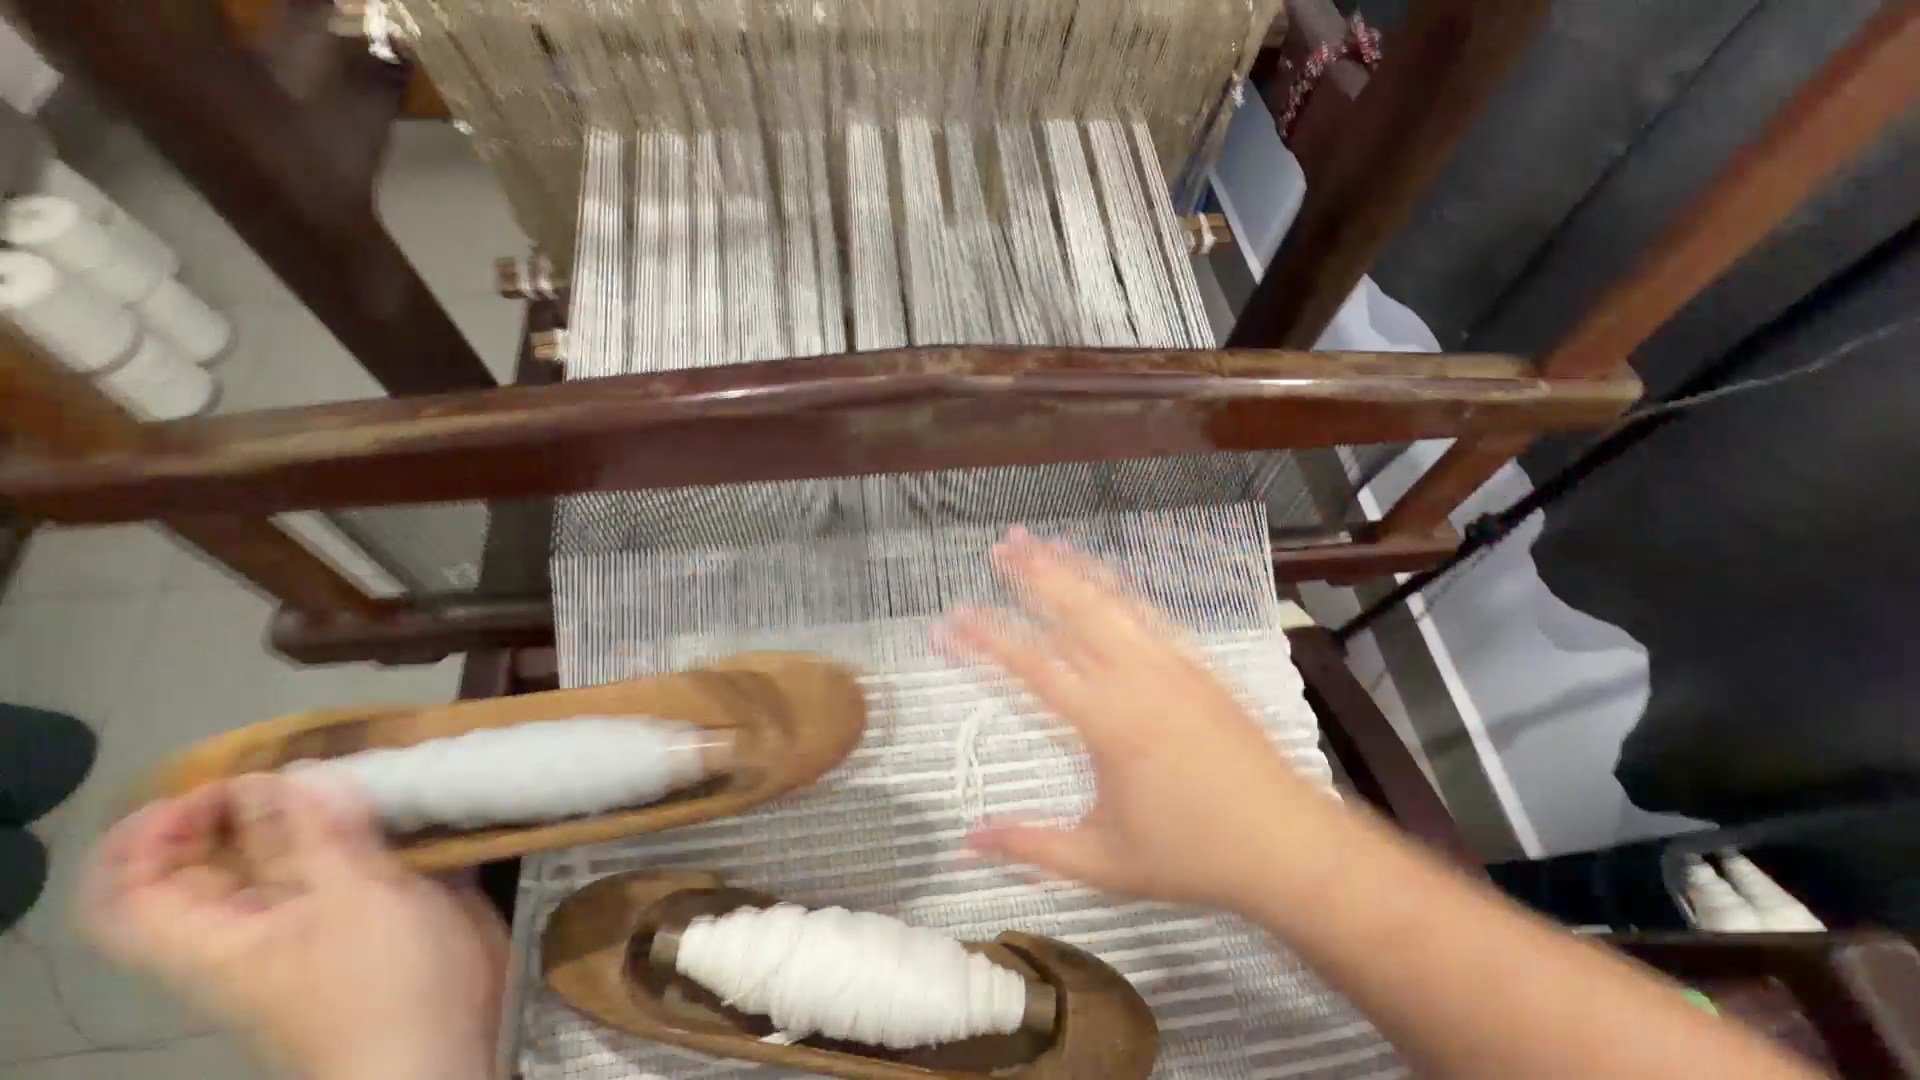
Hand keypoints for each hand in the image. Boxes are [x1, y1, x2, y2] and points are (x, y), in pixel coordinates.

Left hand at [80, 774, 505, 1079]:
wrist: (439, 1046)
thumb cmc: (380, 984)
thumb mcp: (353, 902)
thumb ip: (323, 837)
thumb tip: (291, 773)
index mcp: (219, 938)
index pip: (137, 890)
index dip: (149, 834)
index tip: (208, 782)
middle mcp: (253, 926)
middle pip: (211, 864)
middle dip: (234, 809)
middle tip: (283, 761)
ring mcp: (311, 920)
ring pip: (283, 857)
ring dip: (304, 812)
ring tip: (340, 768)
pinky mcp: (364, 915)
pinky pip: (342, 861)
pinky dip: (354, 827)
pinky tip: (388, 801)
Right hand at [943, 527, 1327, 909]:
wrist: (1289, 845)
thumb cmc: (1195, 856)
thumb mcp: (1102, 861)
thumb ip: (1029, 844)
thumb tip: (967, 841)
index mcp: (1108, 723)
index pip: (1030, 666)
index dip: (984, 640)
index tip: (949, 623)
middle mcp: (1139, 680)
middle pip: (1075, 610)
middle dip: (1032, 575)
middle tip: (999, 548)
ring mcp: (1175, 666)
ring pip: (1113, 602)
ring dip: (1073, 569)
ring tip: (1041, 542)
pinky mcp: (1200, 667)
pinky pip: (1150, 615)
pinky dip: (1118, 589)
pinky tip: (1103, 579)